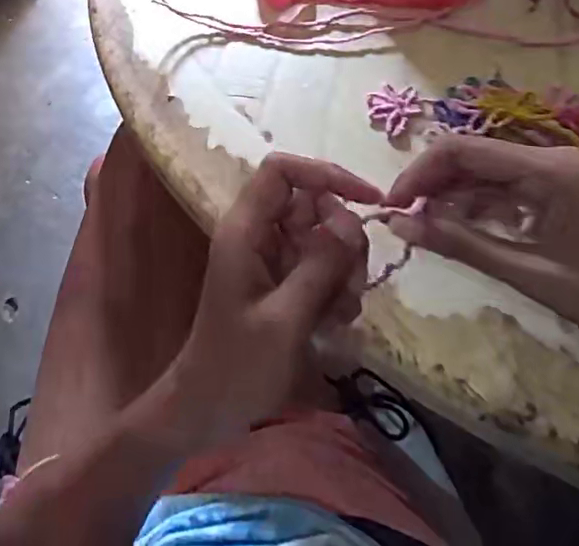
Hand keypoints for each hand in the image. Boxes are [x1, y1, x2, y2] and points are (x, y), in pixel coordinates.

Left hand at [166, 154, 379, 445]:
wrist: (209, 407)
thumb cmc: (239, 365)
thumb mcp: (285, 319)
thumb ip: (319, 266)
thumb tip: (352, 220)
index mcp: (245, 229)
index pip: (282, 170)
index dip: (325, 173)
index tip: (369, 198)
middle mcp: (257, 233)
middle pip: (312, 204)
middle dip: (342, 238)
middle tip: (352, 284)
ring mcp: (269, 256)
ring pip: (321, 236)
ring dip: (343, 270)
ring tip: (339, 313)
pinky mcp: (280, 279)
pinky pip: (319, 264)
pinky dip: (335, 287)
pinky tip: (333, 323)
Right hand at [386, 137, 578, 363]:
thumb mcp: (538, 278)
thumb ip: (464, 245)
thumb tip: (400, 224)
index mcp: (550, 169)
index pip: (461, 150)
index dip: (417, 174)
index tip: (391, 208)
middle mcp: (556, 158)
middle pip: (475, 158)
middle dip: (433, 187)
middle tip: (405, 224)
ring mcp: (570, 175)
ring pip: (493, 174)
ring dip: (457, 199)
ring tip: (429, 232)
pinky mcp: (577, 194)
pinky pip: (518, 190)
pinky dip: (488, 209)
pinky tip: (470, 233)